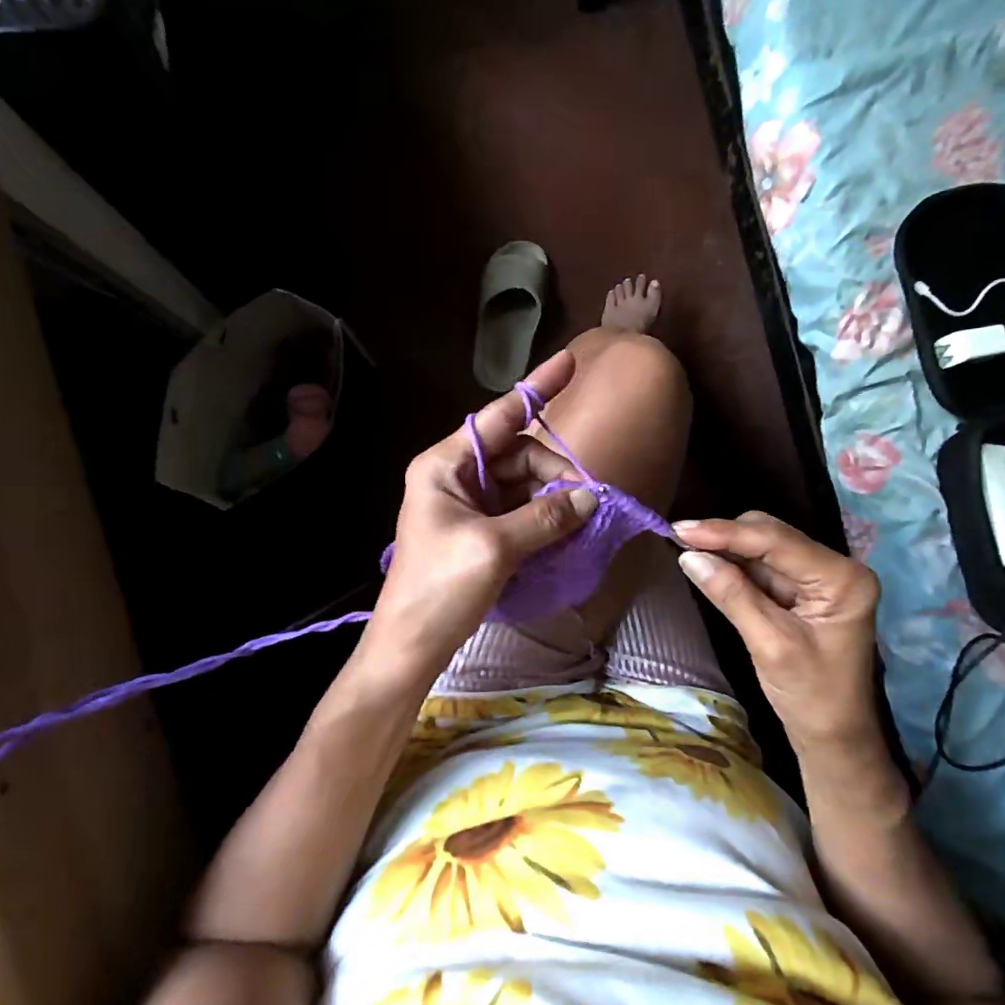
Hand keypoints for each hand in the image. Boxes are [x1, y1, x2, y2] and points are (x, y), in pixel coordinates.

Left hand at [370, 351, 598, 665]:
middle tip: (587, 502)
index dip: (537, 388)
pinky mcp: (479, 530)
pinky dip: (544, 517)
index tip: (571, 360)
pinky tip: (566, 530)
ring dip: (554, 497)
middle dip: (555, 470)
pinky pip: (520, 509)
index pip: (499, 416)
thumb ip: (546, 516)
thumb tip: (593, 496)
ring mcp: (468, 503)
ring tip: (579, 522)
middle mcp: (455, 474)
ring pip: (523, 483)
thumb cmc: (440, 588)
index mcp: (445, 464)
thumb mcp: (495, 548)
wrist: (411, 643)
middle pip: (519, 453)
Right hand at [673, 513, 881, 745]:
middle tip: (678, 539)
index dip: (725, 532)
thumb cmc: (811, 695)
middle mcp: (834, 568)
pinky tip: (707, 564)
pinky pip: (760, 565)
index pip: (776, 541)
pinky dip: (732, 564)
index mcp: (841, 578)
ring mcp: (817, 578)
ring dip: (724, 548)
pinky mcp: (800, 590)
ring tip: (686, 549)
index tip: (680, 529)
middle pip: (770, 534)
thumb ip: (731, 595)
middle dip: (724, 535)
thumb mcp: (769, 644)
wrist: (833, 735)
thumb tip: (688, 556)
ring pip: (761, 546)